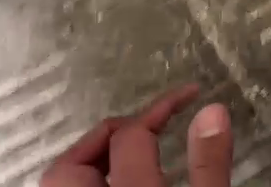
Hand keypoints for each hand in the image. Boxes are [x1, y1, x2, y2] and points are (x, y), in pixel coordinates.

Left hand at [41, 83, 234, 186]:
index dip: (161, 107)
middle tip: (146, 122)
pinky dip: (89, 178)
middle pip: (68, 166)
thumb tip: (211, 109)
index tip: (192, 94)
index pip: (130, 138)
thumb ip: (210, 162)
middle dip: (107, 133)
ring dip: (91, 157)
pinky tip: (118, 176)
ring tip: (129, 147)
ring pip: (59, 183)